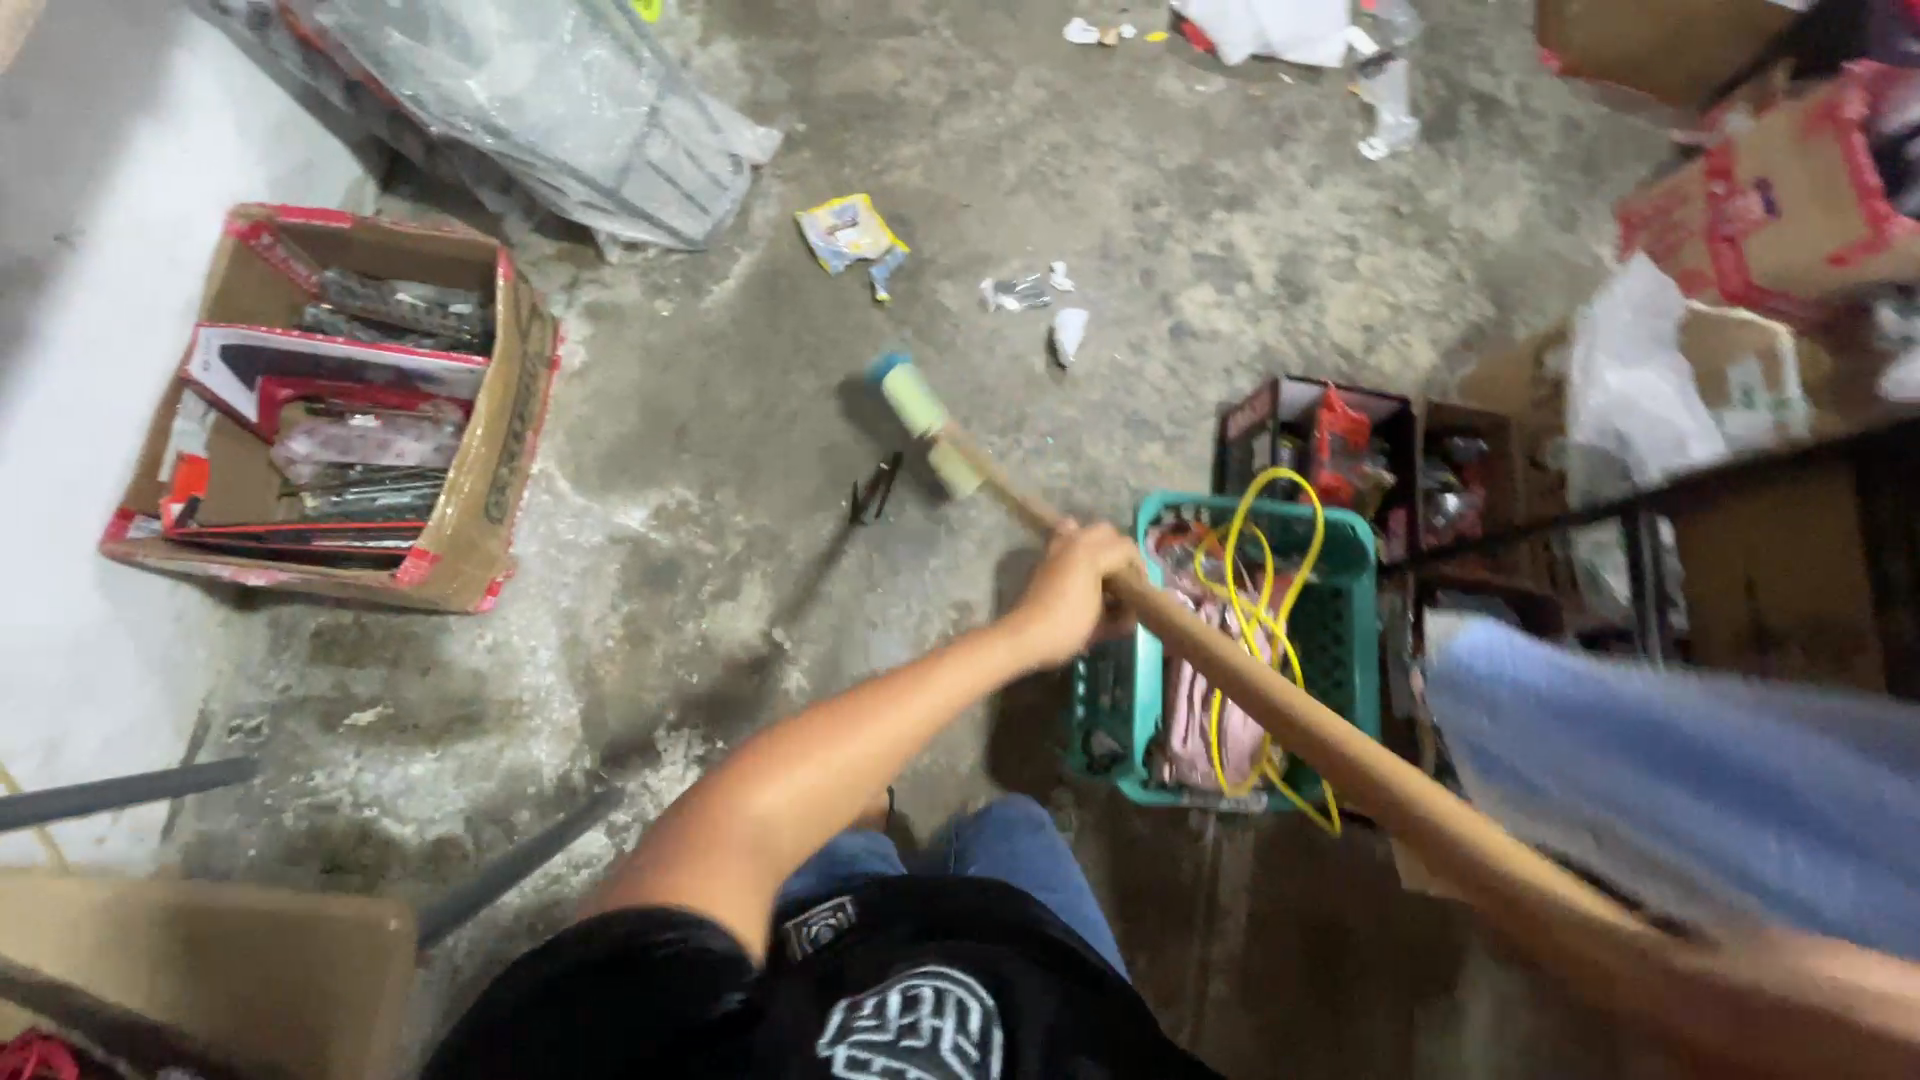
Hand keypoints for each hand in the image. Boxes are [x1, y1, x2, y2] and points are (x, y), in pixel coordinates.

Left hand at [1002, 519, 1141, 669]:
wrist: (1025, 638)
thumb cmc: (1067, 629)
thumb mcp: (1102, 625)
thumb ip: (1122, 615)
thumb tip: (1130, 613)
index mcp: (1091, 554)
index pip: (1127, 549)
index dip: (1140, 567)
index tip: (1142, 589)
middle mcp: (1073, 543)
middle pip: (1106, 531)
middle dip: (1119, 550)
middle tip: (1124, 577)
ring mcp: (1054, 549)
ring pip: (1082, 530)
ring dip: (1097, 547)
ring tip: (1104, 575)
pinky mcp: (1042, 560)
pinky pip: (1063, 541)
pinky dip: (1077, 551)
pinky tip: (1083, 577)